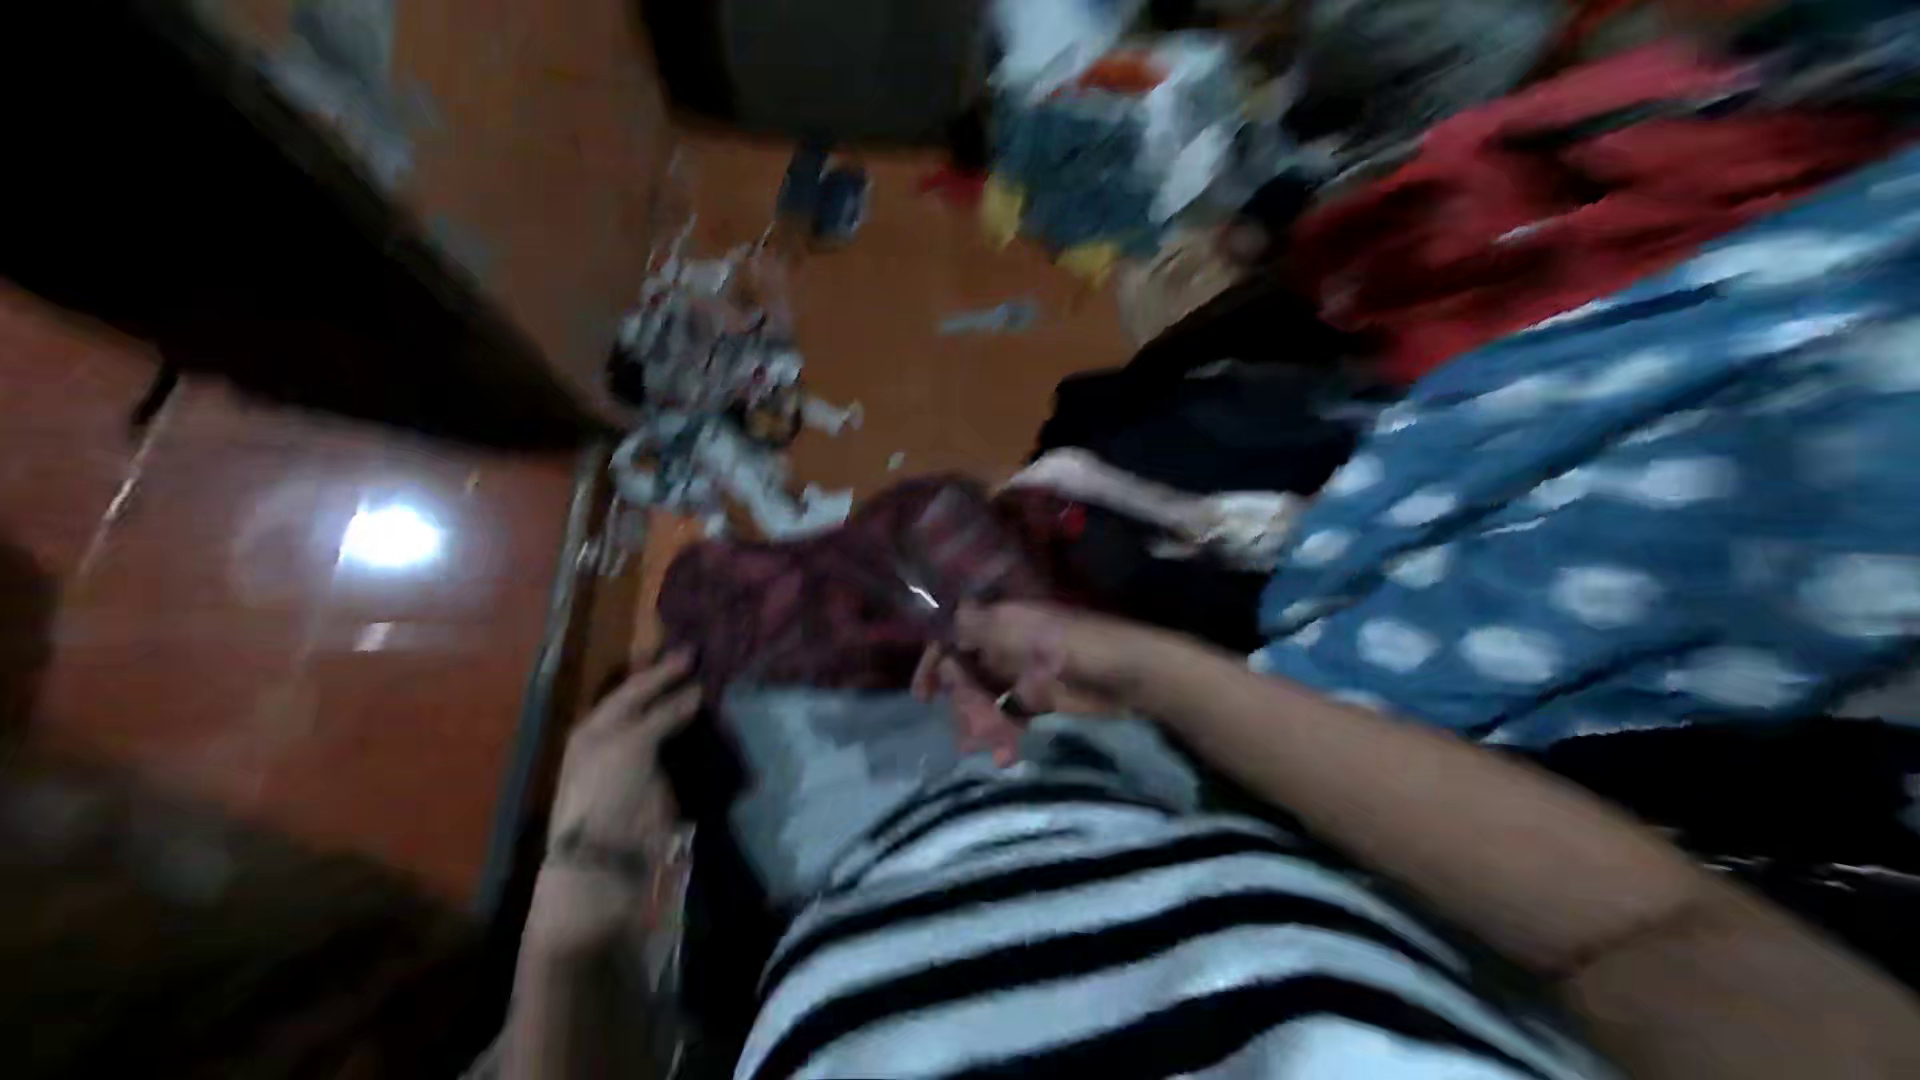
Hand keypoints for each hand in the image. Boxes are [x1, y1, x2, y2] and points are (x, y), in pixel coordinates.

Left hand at [527, 651, 700, 959]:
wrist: (610, 860)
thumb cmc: (608, 792)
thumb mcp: (630, 745)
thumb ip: (664, 714)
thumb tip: (698, 691)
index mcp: (596, 727)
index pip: (633, 689)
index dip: (661, 670)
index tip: (693, 651)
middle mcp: (617, 740)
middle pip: (651, 704)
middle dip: (677, 685)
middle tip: (707, 662)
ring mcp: (641, 762)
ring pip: (670, 725)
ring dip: (691, 708)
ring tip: (718, 685)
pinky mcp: (663, 783)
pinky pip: (684, 749)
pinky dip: (700, 734)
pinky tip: (718, 721)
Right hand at [912, 603, 1175, 744]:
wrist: (1133, 674)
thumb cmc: (1078, 645)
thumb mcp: (1026, 631)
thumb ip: (981, 627)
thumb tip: (944, 616)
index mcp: (1002, 621)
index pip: (955, 637)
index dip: (935, 663)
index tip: (923, 695)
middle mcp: (1006, 644)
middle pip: (967, 674)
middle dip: (965, 703)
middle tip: (973, 728)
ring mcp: (1022, 673)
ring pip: (985, 699)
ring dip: (981, 723)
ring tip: (991, 746)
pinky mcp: (1038, 699)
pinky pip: (1008, 716)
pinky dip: (1003, 734)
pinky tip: (1003, 754)